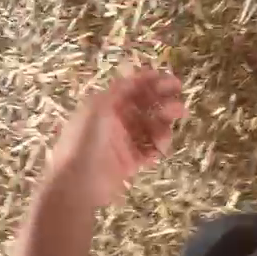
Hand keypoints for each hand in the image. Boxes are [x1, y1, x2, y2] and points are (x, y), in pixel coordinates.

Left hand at [45, 68, 185, 207]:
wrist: (76, 182)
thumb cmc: (85, 139)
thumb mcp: (99, 107)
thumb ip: (120, 89)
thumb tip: (137, 73)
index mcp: (106, 104)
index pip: (133, 88)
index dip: (153, 82)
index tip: (173, 82)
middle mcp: (115, 120)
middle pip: (145, 107)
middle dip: (163, 105)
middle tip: (180, 108)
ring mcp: (123, 141)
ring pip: (150, 128)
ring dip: (162, 127)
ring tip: (167, 134)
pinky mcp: (129, 162)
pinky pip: (149, 150)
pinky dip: (157, 147)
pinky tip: (160, 149)